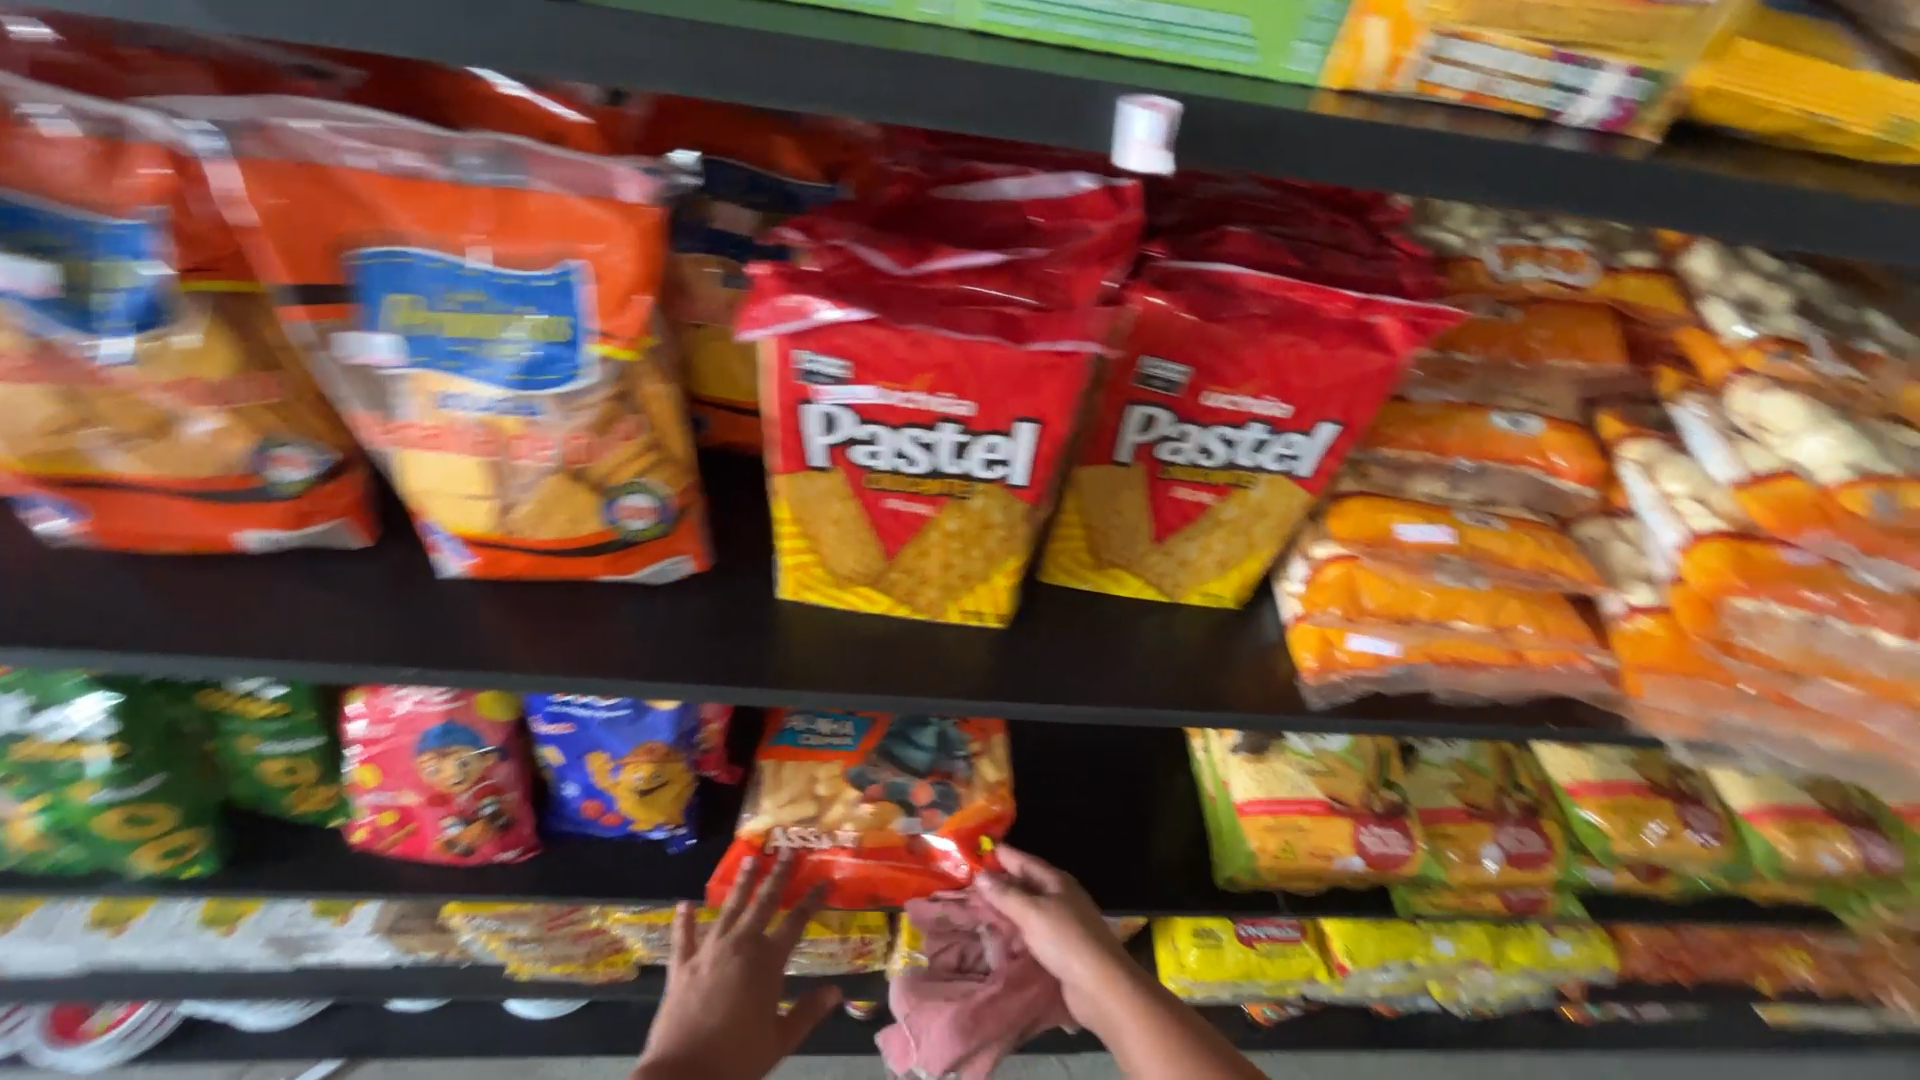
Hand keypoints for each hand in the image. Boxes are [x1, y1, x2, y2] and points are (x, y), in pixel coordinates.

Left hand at [632, 854, 839, 1079]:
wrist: (684, 1075)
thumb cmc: (738, 1059)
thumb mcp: (781, 1039)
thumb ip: (808, 1012)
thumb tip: (837, 992)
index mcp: (768, 962)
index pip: (797, 921)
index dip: (812, 900)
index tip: (825, 880)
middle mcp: (740, 946)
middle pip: (763, 903)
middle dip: (778, 875)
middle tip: (787, 850)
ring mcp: (708, 952)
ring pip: (728, 909)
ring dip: (741, 884)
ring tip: (750, 859)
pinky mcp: (682, 966)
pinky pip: (684, 937)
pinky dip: (684, 921)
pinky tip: (685, 905)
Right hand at [976, 844, 1140, 1032]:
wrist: (1102, 986)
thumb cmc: (1066, 940)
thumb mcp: (1032, 913)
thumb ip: (1005, 895)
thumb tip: (980, 876)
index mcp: (1056, 881)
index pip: (1024, 860)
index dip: (1002, 855)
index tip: (977, 850)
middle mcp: (1060, 897)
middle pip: (1026, 884)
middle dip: (1000, 882)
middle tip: (970, 882)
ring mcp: (1061, 923)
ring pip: (1027, 908)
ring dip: (1006, 908)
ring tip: (978, 908)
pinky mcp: (1060, 947)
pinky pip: (1031, 931)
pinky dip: (1015, 930)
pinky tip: (1000, 936)